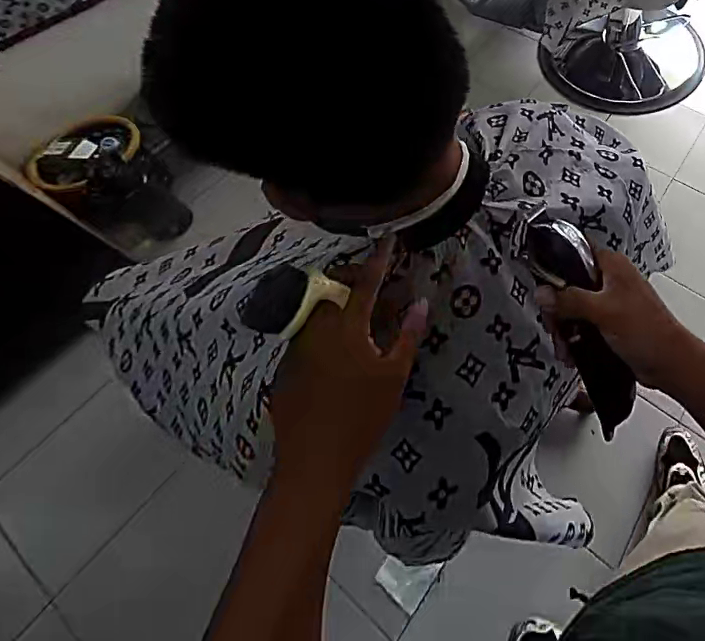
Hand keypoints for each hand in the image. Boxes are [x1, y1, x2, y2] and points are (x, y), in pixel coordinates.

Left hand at [269, 237, 428, 487]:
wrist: (313, 464)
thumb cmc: (362, 417)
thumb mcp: (395, 375)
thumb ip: (407, 335)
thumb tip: (419, 302)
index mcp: (346, 330)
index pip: (365, 285)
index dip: (378, 260)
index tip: (387, 240)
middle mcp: (315, 333)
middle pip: (332, 291)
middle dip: (354, 278)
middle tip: (377, 282)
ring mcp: (296, 352)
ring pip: (317, 313)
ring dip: (340, 304)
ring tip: (366, 316)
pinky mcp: (286, 371)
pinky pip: (308, 335)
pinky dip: (328, 329)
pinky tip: (345, 349)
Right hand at [536, 247, 695, 388]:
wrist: (668, 362)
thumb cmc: (645, 330)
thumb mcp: (602, 311)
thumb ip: (571, 299)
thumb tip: (542, 292)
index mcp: (612, 265)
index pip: (577, 251)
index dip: (557, 264)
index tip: (542, 284)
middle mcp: (611, 279)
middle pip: (571, 284)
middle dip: (559, 308)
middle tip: (554, 327)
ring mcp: (611, 302)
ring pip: (575, 308)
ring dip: (565, 328)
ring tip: (564, 348)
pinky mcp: (611, 323)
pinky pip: (584, 325)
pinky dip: (575, 338)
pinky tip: (571, 354)